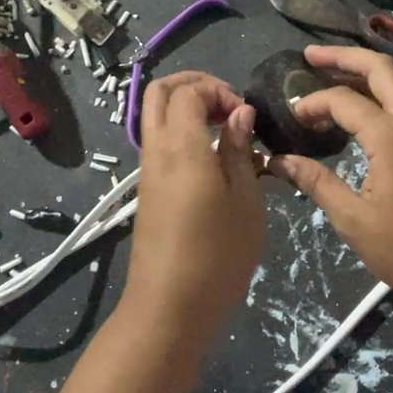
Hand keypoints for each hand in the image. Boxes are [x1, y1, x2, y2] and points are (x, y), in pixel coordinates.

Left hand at [125, 71, 264, 337]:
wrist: (169, 308)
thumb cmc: (217, 256)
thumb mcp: (244, 202)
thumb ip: (238, 150)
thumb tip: (240, 113)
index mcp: (180, 145)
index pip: (188, 92)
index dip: (218, 89)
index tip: (245, 114)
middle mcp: (156, 149)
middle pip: (159, 91)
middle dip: (193, 84)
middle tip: (228, 104)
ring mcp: (147, 169)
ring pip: (154, 115)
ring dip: (187, 107)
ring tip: (225, 131)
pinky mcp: (147, 189)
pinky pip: (159, 140)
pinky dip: (181, 131)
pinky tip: (213, 158)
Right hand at [267, 46, 392, 314]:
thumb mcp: (355, 222)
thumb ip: (317, 183)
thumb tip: (280, 160)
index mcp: (392, 137)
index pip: (343, 100)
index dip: (312, 103)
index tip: (291, 117)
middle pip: (380, 68)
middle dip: (343, 55)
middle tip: (309, 55)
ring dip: (362, 72)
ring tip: (328, 74)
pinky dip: (377, 93)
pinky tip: (357, 110)